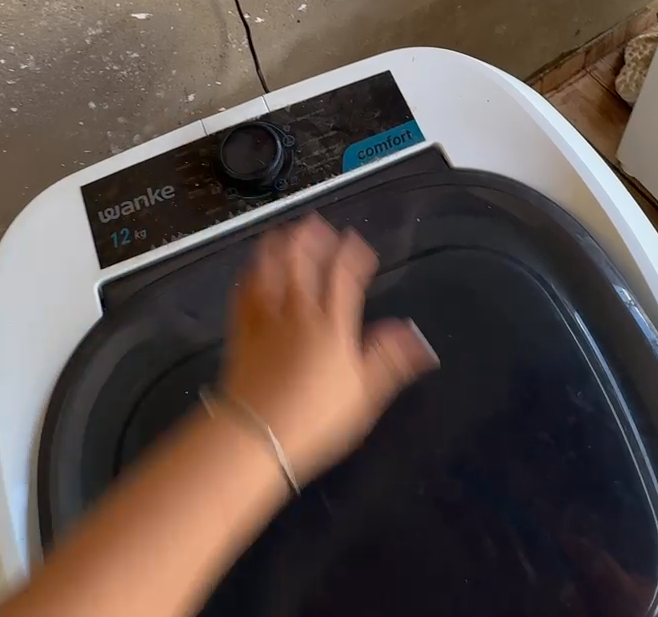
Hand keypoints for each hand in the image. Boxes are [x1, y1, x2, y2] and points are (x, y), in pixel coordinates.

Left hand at [218, 214, 439, 483]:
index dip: (352, 254)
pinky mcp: (241, 330)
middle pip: (303, 264)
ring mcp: (267, 319)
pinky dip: (250, 275)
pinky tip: (250, 269)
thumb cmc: (315, 417)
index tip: (357, 241)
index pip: (344, 277)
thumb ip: (389, 359)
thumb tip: (415, 335)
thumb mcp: (363, 394)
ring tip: (282, 232)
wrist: (256, 434)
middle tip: (316, 223)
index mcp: (332, 325)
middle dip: (311, 239)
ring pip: (272, 271)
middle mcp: (299, 312)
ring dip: (278, 247)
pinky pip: (245, 293)